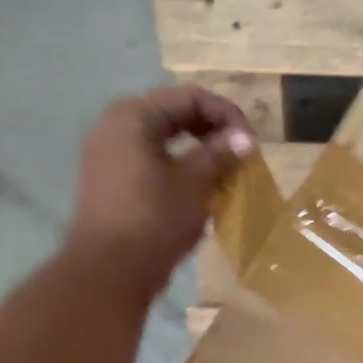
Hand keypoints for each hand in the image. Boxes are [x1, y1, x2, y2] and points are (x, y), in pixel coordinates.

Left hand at [65, 85, 255, 296]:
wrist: (111, 266)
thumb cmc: (154, 219)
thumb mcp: (194, 184)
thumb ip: (219, 155)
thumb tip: (245, 138)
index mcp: (133, 116)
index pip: (189, 97)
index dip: (227, 114)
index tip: (252, 143)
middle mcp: (116, 122)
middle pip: (174, 110)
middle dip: (213, 127)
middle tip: (242, 152)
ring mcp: (109, 148)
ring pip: (163, 132)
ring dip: (198, 144)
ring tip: (225, 167)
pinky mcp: (111, 173)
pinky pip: (151, 153)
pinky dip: (179, 159)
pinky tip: (198, 181)